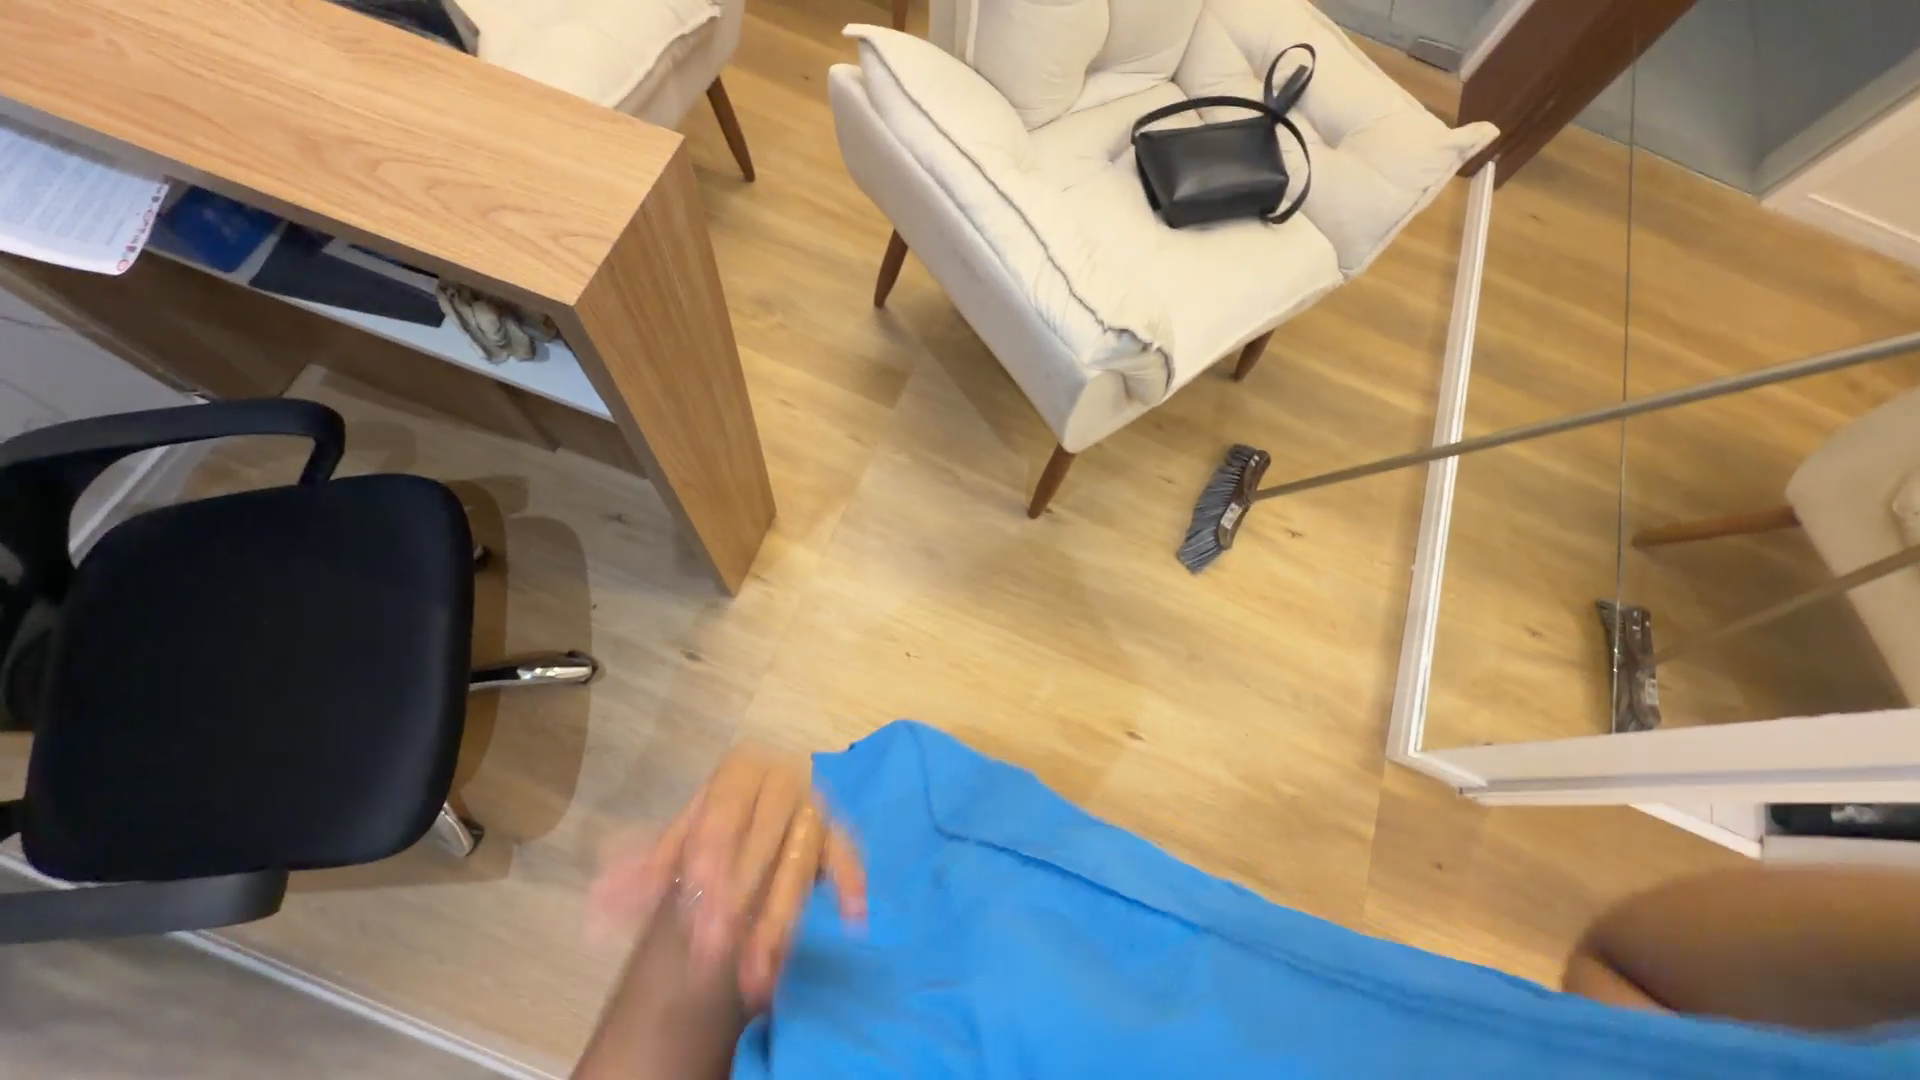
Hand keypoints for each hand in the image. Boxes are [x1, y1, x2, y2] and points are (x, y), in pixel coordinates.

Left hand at [588, 743, 866, 1007]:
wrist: (758, 809)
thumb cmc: (717, 823)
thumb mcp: (676, 842)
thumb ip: (644, 867)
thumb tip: (602, 899)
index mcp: (740, 770)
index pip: (722, 810)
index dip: (709, 852)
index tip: (693, 898)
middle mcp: (783, 779)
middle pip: (762, 837)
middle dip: (737, 896)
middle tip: (711, 951)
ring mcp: (814, 806)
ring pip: (800, 859)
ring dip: (778, 919)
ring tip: (756, 977)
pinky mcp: (838, 833)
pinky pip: (848, 856)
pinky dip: (851, 881)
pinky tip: (851, 918)